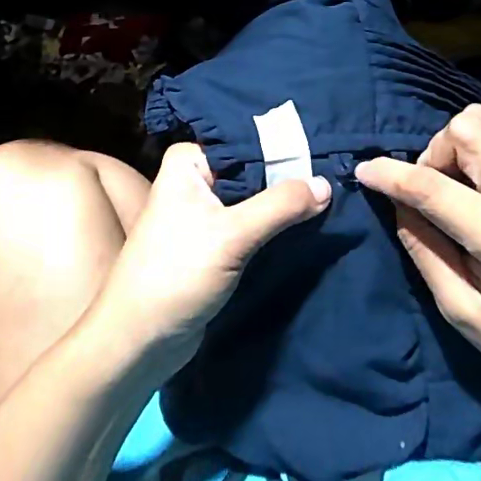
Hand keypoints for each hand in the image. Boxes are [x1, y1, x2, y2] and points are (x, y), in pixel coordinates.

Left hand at [87, 143, 330, 379]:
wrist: (142, 338)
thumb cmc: (177, 274)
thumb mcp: (232, 235)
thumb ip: (280, 206)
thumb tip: (325, 182)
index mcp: (189, 160)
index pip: (247, 142)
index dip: (286, 149)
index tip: (330, 152)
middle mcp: (195, 178)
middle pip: (253, 170)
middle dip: (289, 179)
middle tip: (339, 177)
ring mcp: (204, 211)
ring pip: (255, 200)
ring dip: (286, 206)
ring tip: (334, 198)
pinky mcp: (215, 242)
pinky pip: (252, 225)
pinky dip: (276, 227)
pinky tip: (311, 225)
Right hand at [354, 105, 480, 421]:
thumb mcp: (464, 315)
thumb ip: (424, 249)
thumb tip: (395, 198)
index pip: (436, 188)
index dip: (390, 175)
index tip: (363, 171)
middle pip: (468, 129)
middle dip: (432, 153)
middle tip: (428, 192)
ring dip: (454, 146)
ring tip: (452, 187)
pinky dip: (475, 148)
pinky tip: (472, 183)